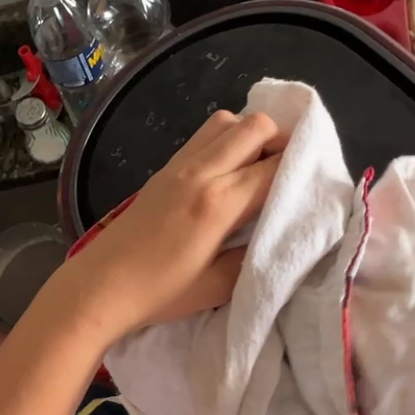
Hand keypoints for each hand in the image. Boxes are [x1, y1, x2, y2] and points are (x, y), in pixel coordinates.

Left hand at [56, 110, 283, 338]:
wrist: (100, 286)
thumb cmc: (160, 293)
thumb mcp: (219, 285)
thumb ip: (254, 254)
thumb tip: (277, 233)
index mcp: (219, 202)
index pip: (275, 168)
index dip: (301, 171)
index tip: (315, 186)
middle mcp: (201, 172)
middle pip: (255, 126)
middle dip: (282, 141)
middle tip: (289, 172)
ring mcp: (179, 166)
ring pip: (226, 121)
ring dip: (251, 135)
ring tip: (258, 169)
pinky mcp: (163, 170)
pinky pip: (203, 137)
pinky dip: (226, 141)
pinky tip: (228, 173)